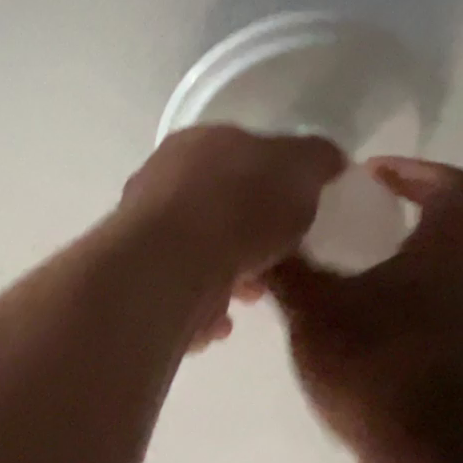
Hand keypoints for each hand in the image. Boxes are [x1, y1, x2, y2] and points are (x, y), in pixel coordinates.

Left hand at [119, 125, 346, 348]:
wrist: (171, 264)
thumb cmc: (239, 205)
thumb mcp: (299, 169)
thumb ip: (315, 160)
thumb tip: (326, 158)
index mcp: (197, 142)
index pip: (236, 151)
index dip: (269, 179)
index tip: (293, 209)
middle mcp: (159, 178)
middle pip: (213, 203)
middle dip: (247, 233)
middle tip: (277, 258)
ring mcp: (140, 229)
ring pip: (193, 250)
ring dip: (226, 273)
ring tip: (253, 295)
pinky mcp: (136, 276)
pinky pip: (177, 289)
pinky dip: (200, 304)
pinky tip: (221, 320)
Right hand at [266, 157, 462, 462]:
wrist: (428, 462)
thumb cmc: (373, 365)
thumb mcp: (310, 310)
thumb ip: (285, 270)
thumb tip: (259, 241)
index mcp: (449, 256)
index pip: (454, 188)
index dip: (415, 172)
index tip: (372, 178)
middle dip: (437, 241)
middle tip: (388, 249)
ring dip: (429, 293)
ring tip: (368, 304)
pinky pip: (455, 342)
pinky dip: (423, 338)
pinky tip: (372, 354)